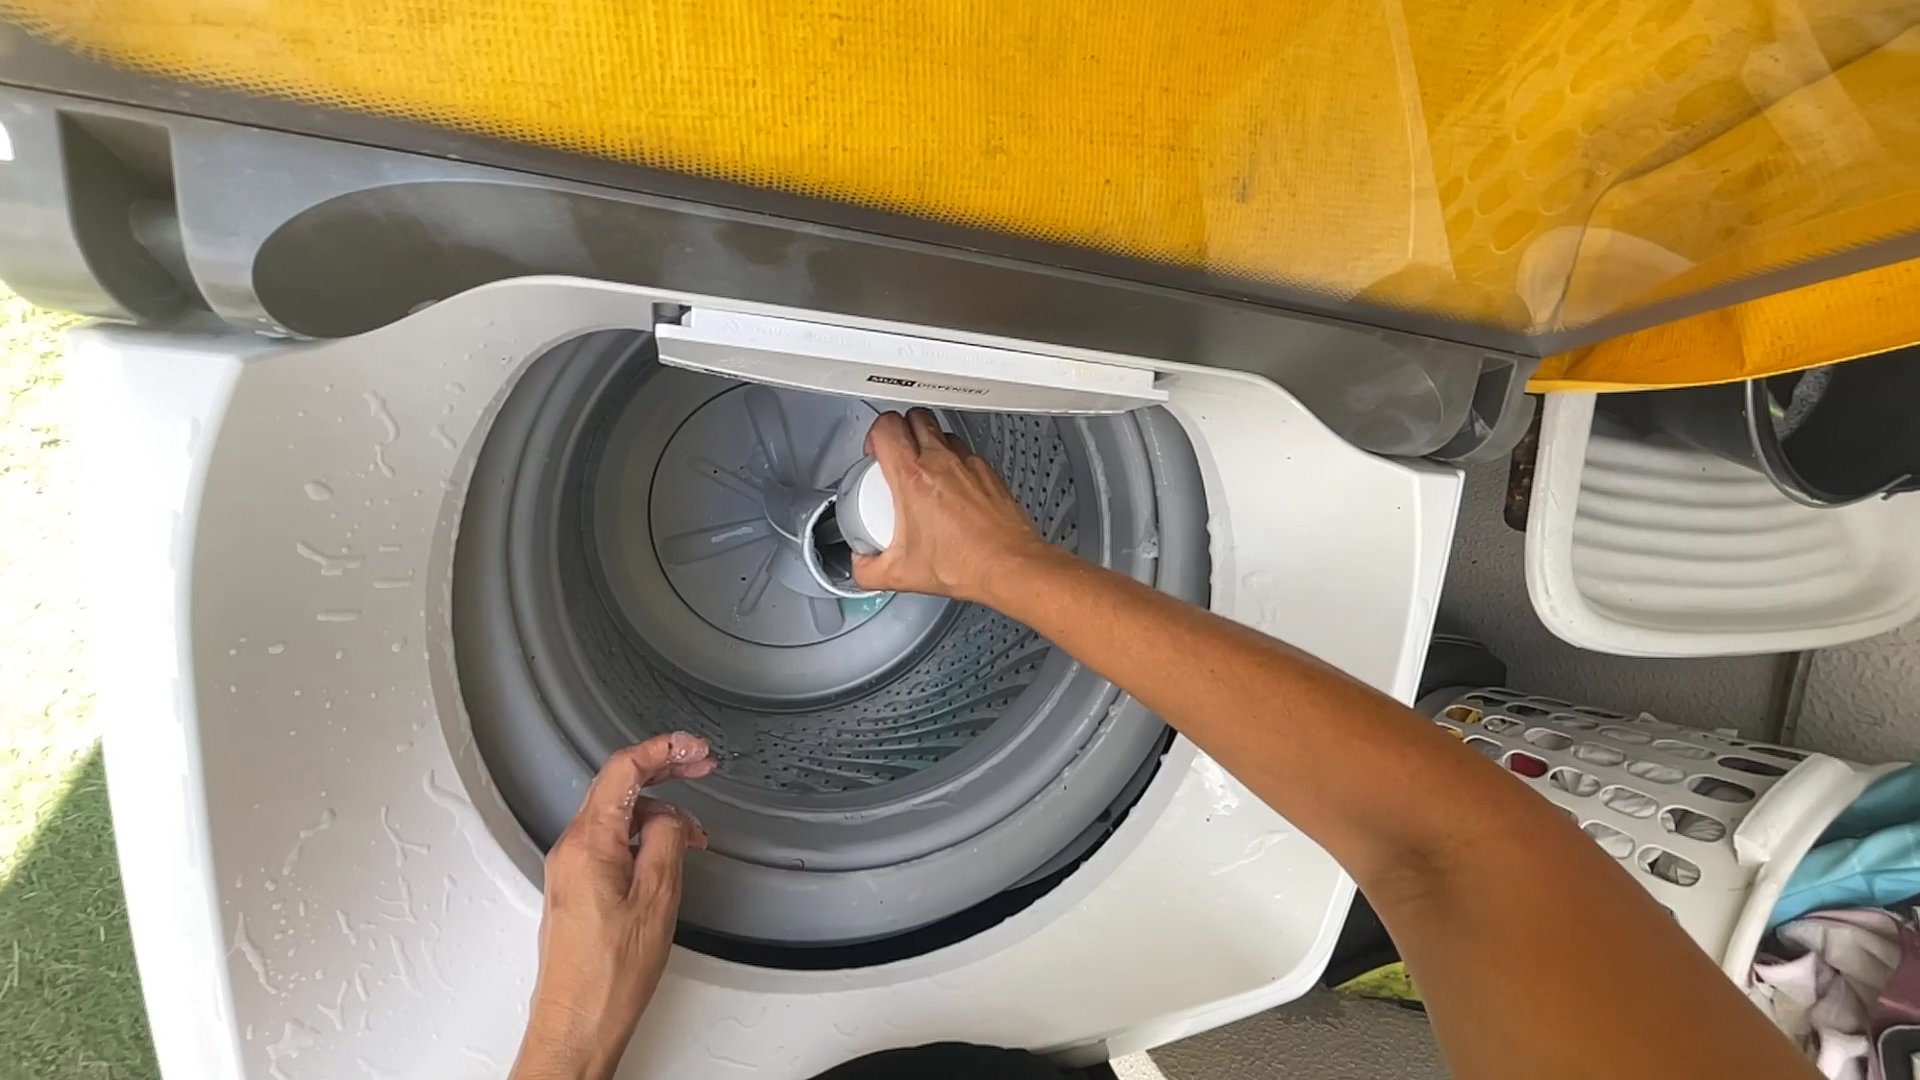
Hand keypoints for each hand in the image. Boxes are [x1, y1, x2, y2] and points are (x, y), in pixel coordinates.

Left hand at [510, 733, 717, 1079]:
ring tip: (696, 829)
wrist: (575, 1029)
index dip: (664, 748)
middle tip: (701, 763)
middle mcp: (572, 849)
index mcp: (588, 843)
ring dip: (661, 810)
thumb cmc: (609, 976)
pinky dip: (647, 834)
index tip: (695, 747)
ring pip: (620, 813)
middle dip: (665, 768)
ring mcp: (572, 867)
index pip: (623, 769)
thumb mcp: (657, 896)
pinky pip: (614, 840)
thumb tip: (671, 816)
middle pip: (619, 784)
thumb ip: (666, 839)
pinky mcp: (579, 885)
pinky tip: (672, 849)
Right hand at [852, 408, 1051, 603]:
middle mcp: (943, 463)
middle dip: (901, 429)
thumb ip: (868, 569)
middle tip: (897, 452)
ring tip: (924, 466)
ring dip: (930, 441)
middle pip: (915, 417)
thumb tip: (861, 566)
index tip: (874, 452)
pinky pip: (968, 453)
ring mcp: (969, 465)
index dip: (874, 434)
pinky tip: (953, 485)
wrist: (1008, 567)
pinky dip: (956, 461)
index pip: (886, 428)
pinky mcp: (989, 474)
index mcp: (914, 478)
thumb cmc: (966, 564)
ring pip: (943, 431)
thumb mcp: (901, 574)